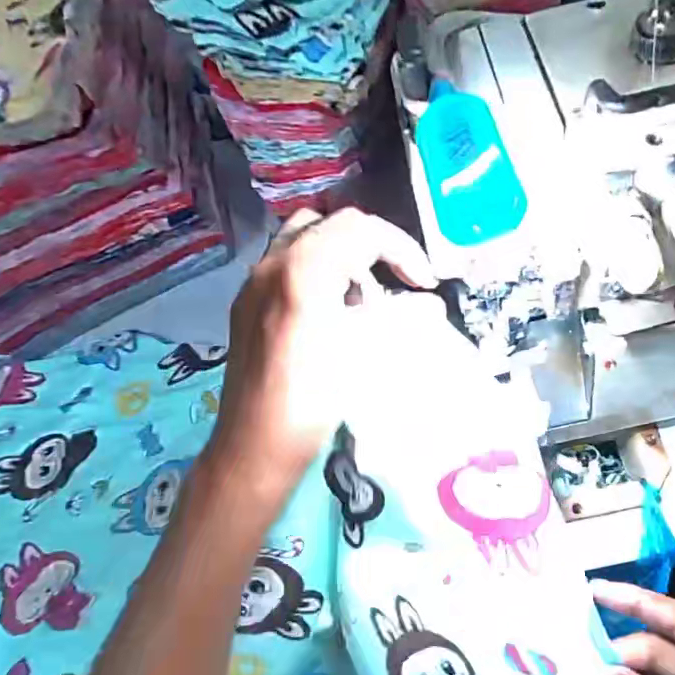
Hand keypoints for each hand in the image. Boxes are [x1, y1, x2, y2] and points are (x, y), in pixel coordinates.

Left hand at [209, 207, 436, 486]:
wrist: (255, 448)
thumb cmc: (313, 404)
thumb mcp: (365, 356)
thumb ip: (401, 319)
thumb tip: (430, 305)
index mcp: (303, 269)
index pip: (361, 229)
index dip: (402, 249)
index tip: (422, 284)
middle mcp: (271, 264)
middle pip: (330, 225)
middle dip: (371, 247)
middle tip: (393, 283)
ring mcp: (252, 283)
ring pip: (303, 240)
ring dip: (341, 256)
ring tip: (361, 299)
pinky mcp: (244, 305)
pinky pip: (285, 266)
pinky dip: (316, 273)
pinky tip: (330, 315)